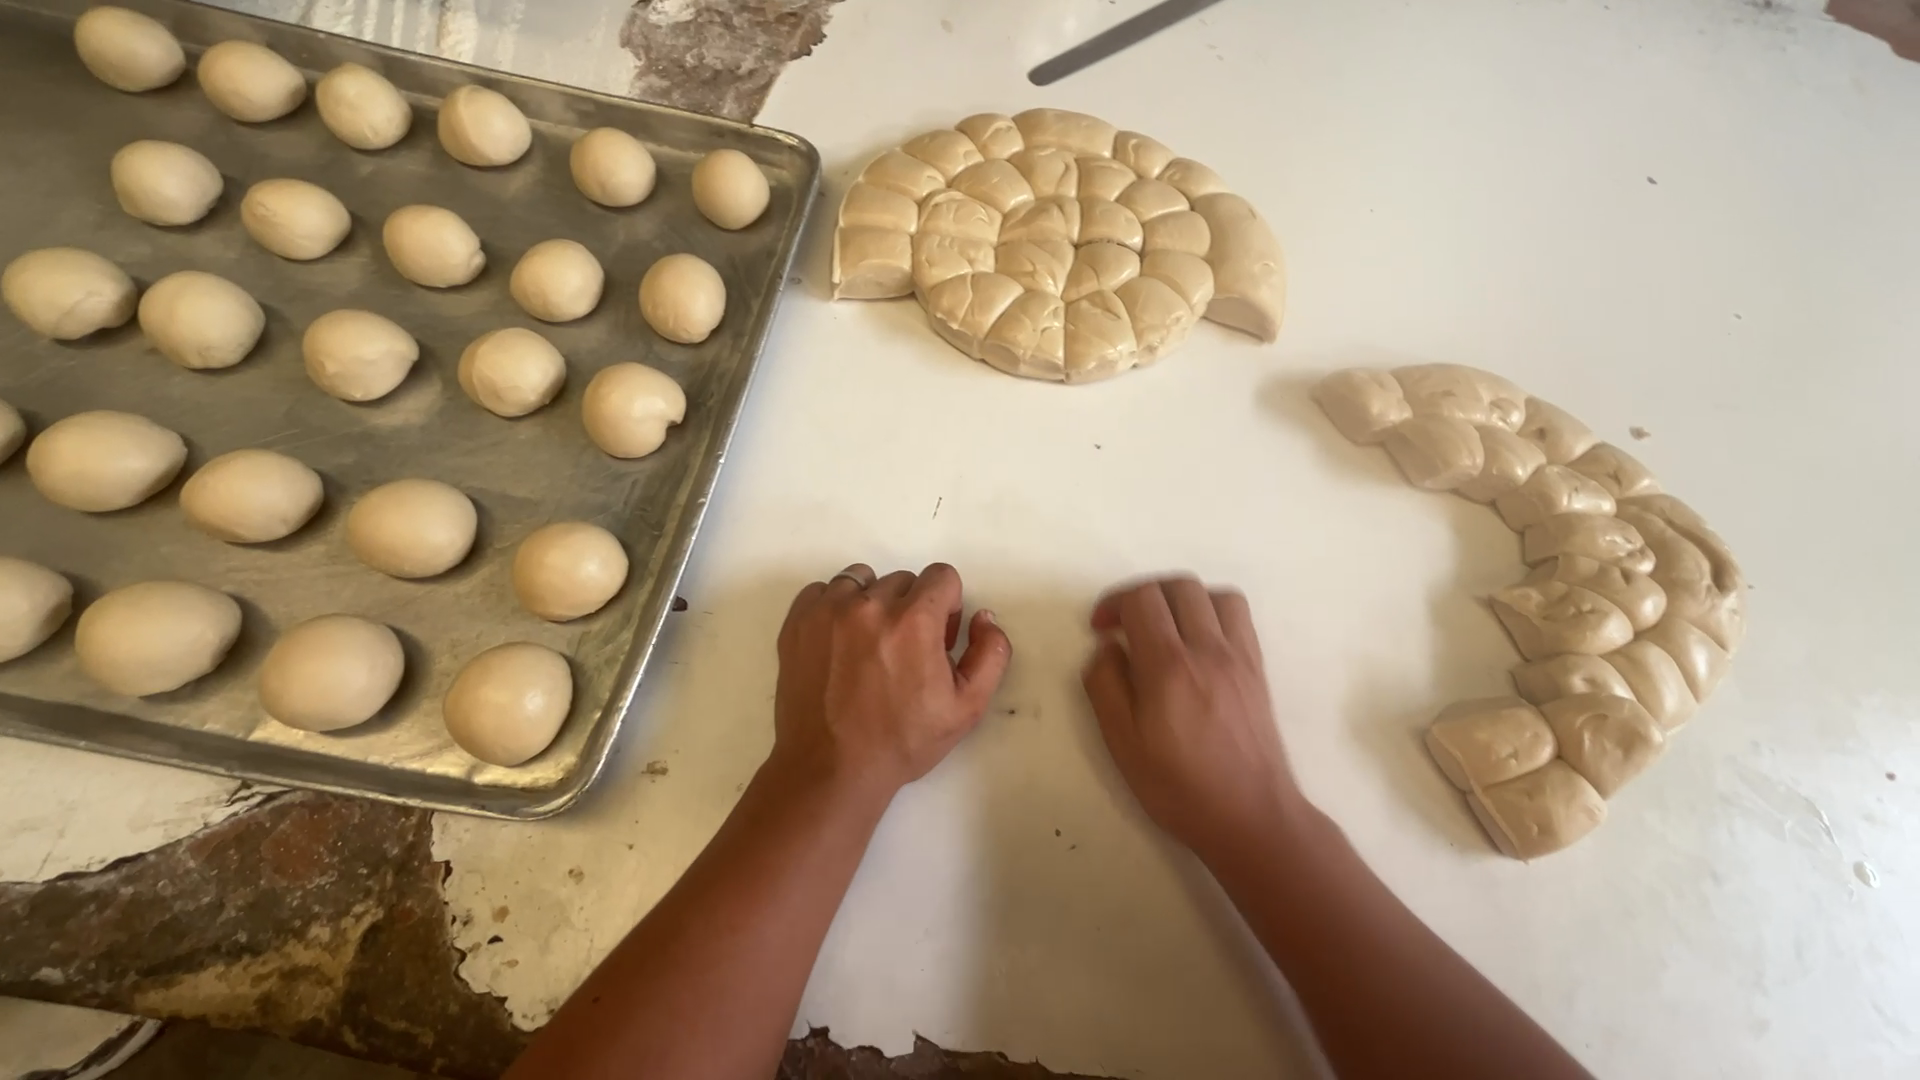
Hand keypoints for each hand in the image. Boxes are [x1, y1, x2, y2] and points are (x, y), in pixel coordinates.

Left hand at [773, 562, 1011, 800]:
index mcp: (914, 620)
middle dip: (912, 608)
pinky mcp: (798, 622)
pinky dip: (834, 607)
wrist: (830, 768)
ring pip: (862, 581)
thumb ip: (990, 654)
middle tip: (905, 651)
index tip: (938, 637)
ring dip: (873, 603)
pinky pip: (823, 591)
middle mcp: (869, 605)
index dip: (948, 606)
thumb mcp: (966, 708)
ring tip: (869, 645)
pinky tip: (840, 641)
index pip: (942, 576)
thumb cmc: (902, 741)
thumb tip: (983, 617)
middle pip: (903, 581)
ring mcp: (827, 611)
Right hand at [1082, 576, 1301, 858]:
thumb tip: (1108, 648)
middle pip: (1177, 586)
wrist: (1251, 817)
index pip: (1142, 599)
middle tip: (1126, 625)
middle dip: (1144, 595)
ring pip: (1213, 594)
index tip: (1101, 629)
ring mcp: (1239, 656)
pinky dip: (1212, 612)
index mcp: (1168, 665)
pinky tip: (1197, 642)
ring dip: (1181, 599)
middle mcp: (1208, 649)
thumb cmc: (1178, 786)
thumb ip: (1105, 685)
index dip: (1114, 603)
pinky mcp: (1257, 668)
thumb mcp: (1122, 743)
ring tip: (1164, 627)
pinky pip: (1238, 616)